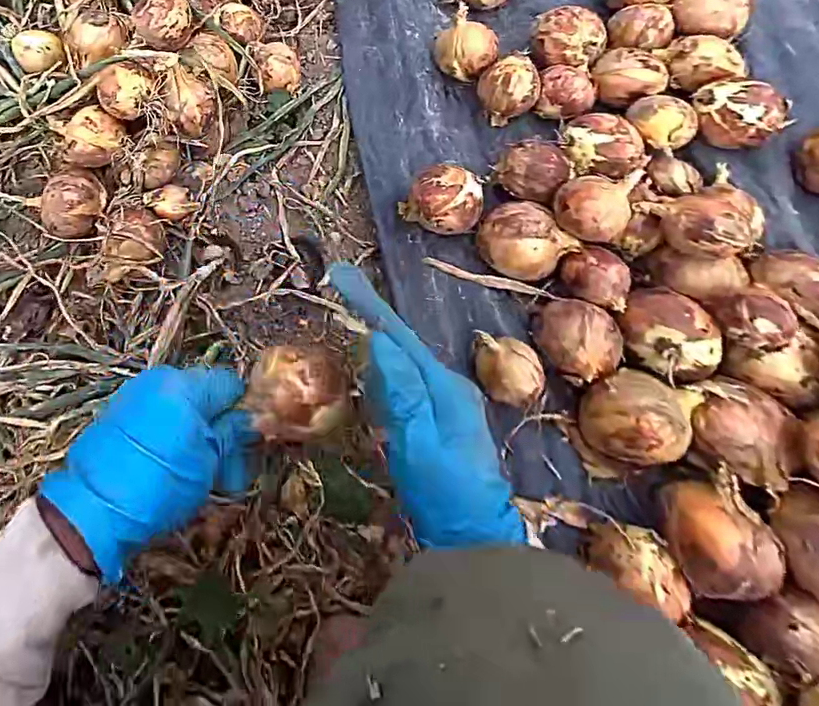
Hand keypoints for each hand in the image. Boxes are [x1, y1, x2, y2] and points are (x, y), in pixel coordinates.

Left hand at [38, 366, 253, 582]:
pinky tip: (168, 467)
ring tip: (195, 473)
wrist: (89, 511)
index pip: (231, 385)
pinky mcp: (117, 414)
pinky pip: (157, 416)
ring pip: (181, 407)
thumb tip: (250, 419)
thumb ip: (232, 434)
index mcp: (185, 385)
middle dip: (219, 427)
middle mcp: (160, 380)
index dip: (242, 415)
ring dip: (194, 434)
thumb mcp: (207, 464)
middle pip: (205, 395)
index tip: (244, 446)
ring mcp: (135, 395)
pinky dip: (169, 436)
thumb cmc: (158, 486)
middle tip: (225, 468)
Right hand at [326, 264, 524, 548]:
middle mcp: (449, 387)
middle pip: (402, 345)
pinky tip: (371, 373)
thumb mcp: (419, 444)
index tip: (343, 276)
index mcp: (445, 387)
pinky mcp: (440, 422)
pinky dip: (384, 374)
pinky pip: (406, 387)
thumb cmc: (445, 494)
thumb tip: (380, 340)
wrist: (476, 541)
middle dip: (372, 316)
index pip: (400, 337)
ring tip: (353, 314)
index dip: (370, 306)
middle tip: (344, 287)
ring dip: (376, 343)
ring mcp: (447, 405)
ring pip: (403, 365)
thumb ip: (402, 393)